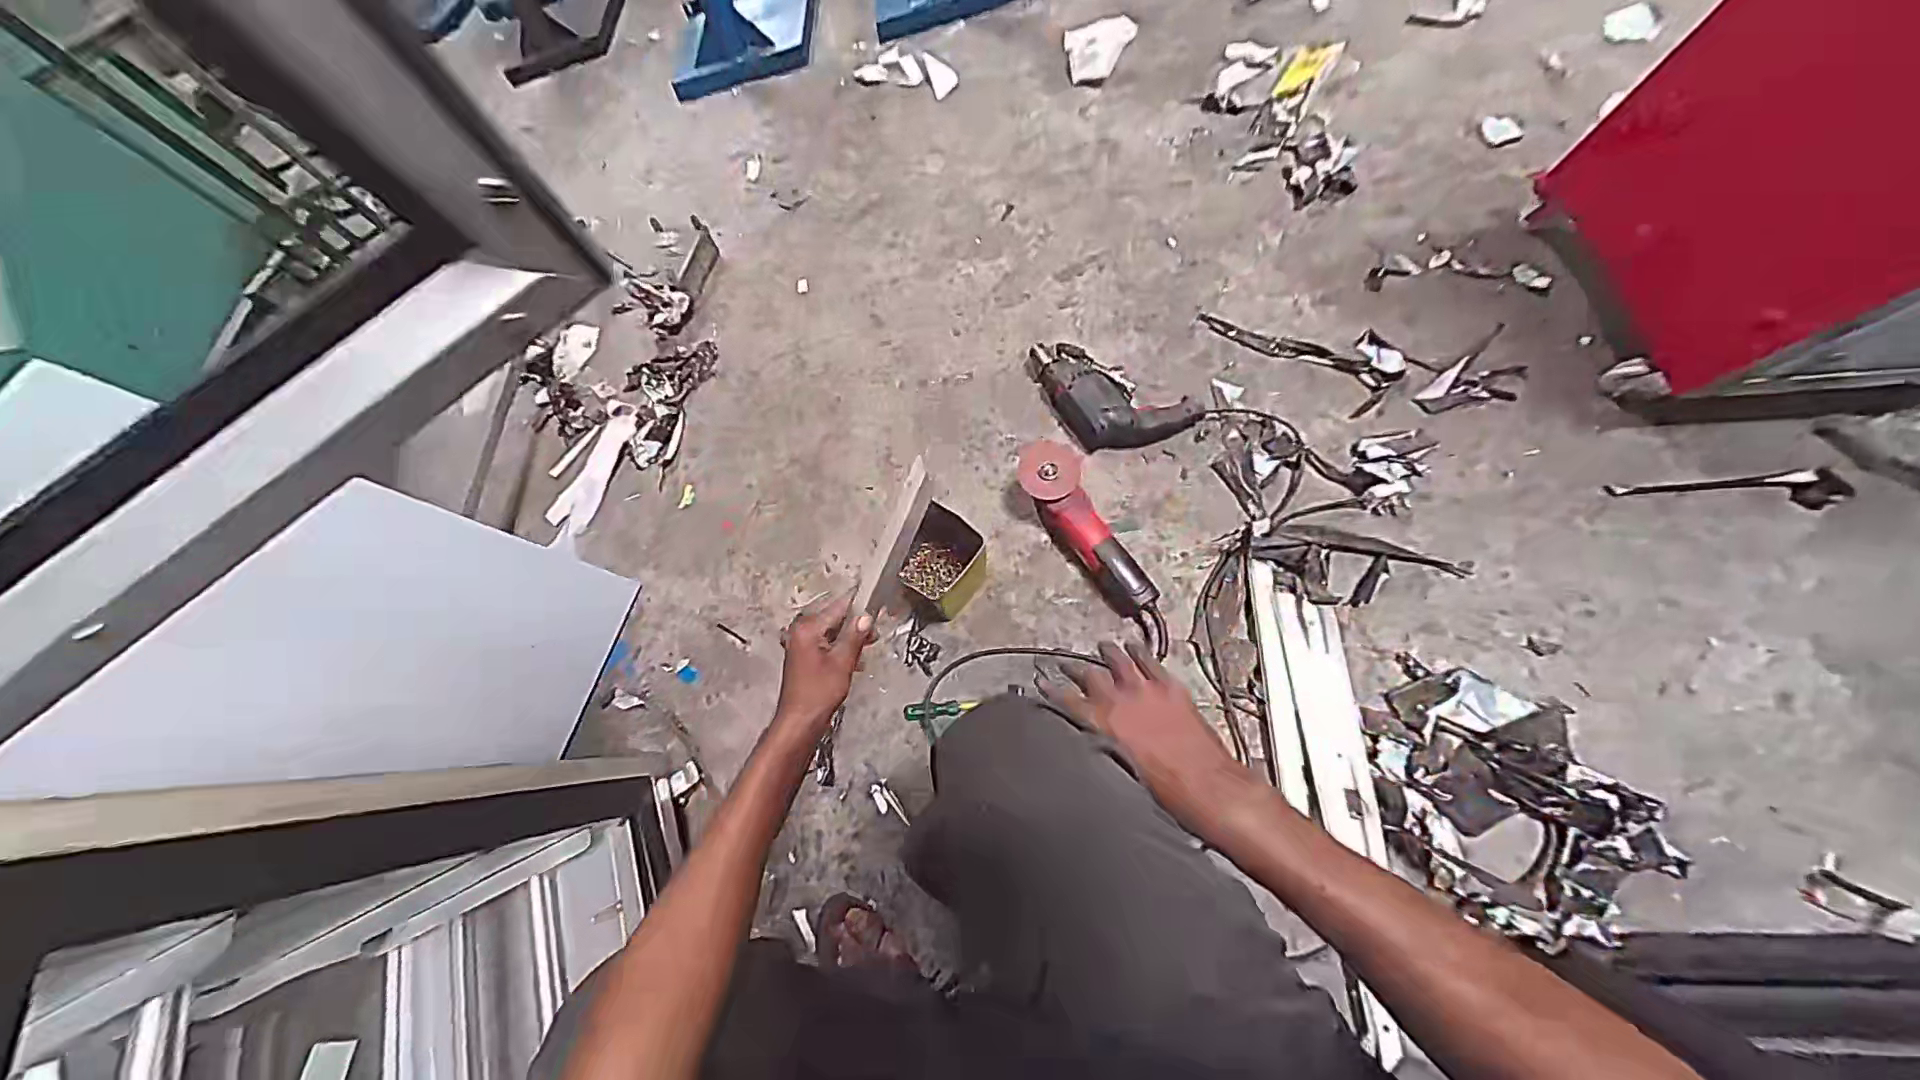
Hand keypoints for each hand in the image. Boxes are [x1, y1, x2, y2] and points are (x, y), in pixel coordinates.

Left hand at [773, 591, 874, 736]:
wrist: (800, 720)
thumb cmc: (815, 696)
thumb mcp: (843, 661)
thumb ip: (855, 636)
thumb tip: (865, 619)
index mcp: (807, 629)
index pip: (838, 607)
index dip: (859, 607)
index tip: (873, 608)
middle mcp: (800, 633)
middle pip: (834, 618)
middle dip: (855, 625)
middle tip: (872, 632)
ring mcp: (800, 645)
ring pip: (831, 631)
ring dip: (849, 638)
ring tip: (864, 646)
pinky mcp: (804, 656)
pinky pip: (826, 643)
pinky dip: (839, 648)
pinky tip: (852, 659)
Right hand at [1041, 640, 1253, 827]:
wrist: (1206, 786)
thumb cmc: (1163, 791)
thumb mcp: (1118, 770)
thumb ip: (1101, 747)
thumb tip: (1094, 741)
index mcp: (1100, 725)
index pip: (1065, 700)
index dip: (1051, 689)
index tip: (1043, 681)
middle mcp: (1118, 701)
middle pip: (1089, 675)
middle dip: (1075, 668)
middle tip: (1066, 663)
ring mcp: (1145, 690)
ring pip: (1119, 660)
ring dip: (1108, 653)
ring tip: (1103, 646)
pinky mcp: (1170, 688)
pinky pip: (1151, 662)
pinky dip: (1141, 653)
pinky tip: (1135, 648)